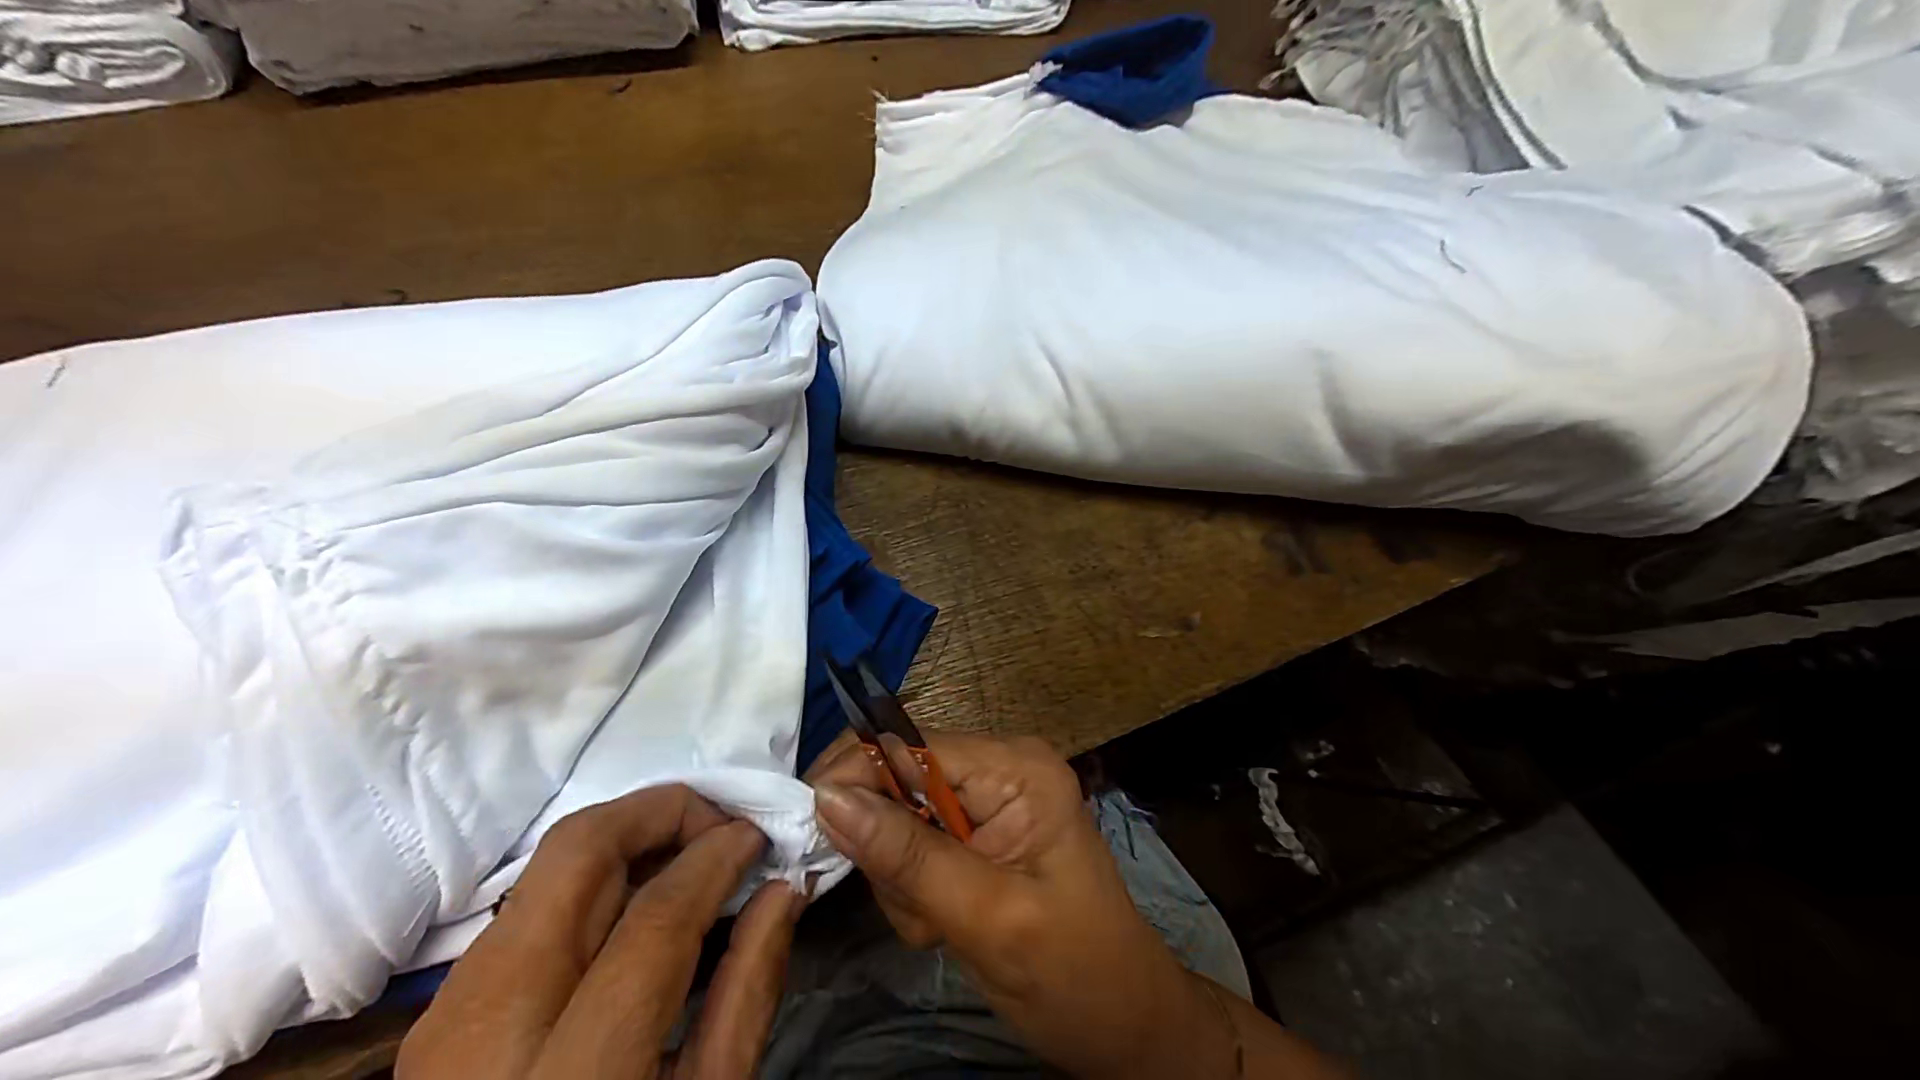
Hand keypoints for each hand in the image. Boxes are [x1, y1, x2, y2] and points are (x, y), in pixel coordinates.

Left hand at [398, 785, 805, 1079]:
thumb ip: (747, 989)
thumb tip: (783, 886)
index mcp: (573, 1078)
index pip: (651, 921)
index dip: (715, 859)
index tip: (756, 837)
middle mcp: (489, 1029)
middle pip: (577, 853)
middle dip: (664, 811)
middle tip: (722, 826)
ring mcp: (449, 1014)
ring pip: (548, 863)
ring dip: (632, 834)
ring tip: (691, 856)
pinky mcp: (441, 1008)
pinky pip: (531, 900)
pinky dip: (599, 873)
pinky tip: (641, 898)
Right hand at [810, 732, 1342, 1078]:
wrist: (1123, 1026)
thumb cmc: (1075, 973)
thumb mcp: (990, 918)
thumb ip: (909, 857)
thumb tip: (827, 798)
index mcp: (1017, 767)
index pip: (913, 746)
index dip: (855, 775)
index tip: (806, 823)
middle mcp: (1000, 768)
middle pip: (898, 779)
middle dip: (890, 849)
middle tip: (917, 910)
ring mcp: (987, 801)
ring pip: (896, 819)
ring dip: (901, 880)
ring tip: (940, 926)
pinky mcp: (974, 835)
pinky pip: (911, 847)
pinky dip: (911, 891)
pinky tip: (944, 925)